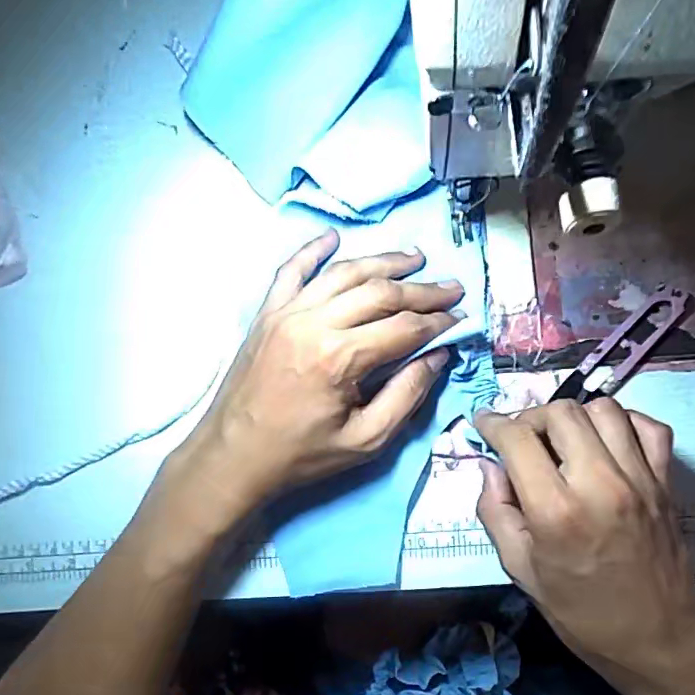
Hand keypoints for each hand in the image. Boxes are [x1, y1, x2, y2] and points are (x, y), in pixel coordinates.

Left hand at [151, 231, 463, 548]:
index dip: (438, 321)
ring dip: (383, 262)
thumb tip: (437, 357)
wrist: (233, 456)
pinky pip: (291, 270)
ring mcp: (286, 313)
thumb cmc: (303, 454)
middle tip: (451, 287)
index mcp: (340, 358)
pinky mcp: (267, 313)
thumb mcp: (367, 440)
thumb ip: (407, 395)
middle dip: (421, 290)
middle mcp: (313, 323)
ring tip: (414, 258)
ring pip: (343, 273)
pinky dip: (314, 250)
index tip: (461, 317)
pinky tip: (334, 238)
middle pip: (379, 293)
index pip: (403, 327)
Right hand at [475, 399, 694, 694]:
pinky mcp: (665, 481)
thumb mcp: (523, 573)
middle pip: (562, 412)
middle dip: (533, 417)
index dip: (494, 423)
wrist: (657, 636)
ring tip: (565, 440)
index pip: (519, 439)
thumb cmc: (583, 614)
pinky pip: (649, 426)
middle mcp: (599, 483)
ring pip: (605, 409)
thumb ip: (497, 514)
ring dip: (576, 416)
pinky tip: (609, 442)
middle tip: (525, 439)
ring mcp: (639, 478)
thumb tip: (490, 467)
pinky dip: (625, 423)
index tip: (486, 423)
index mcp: (556, 512)